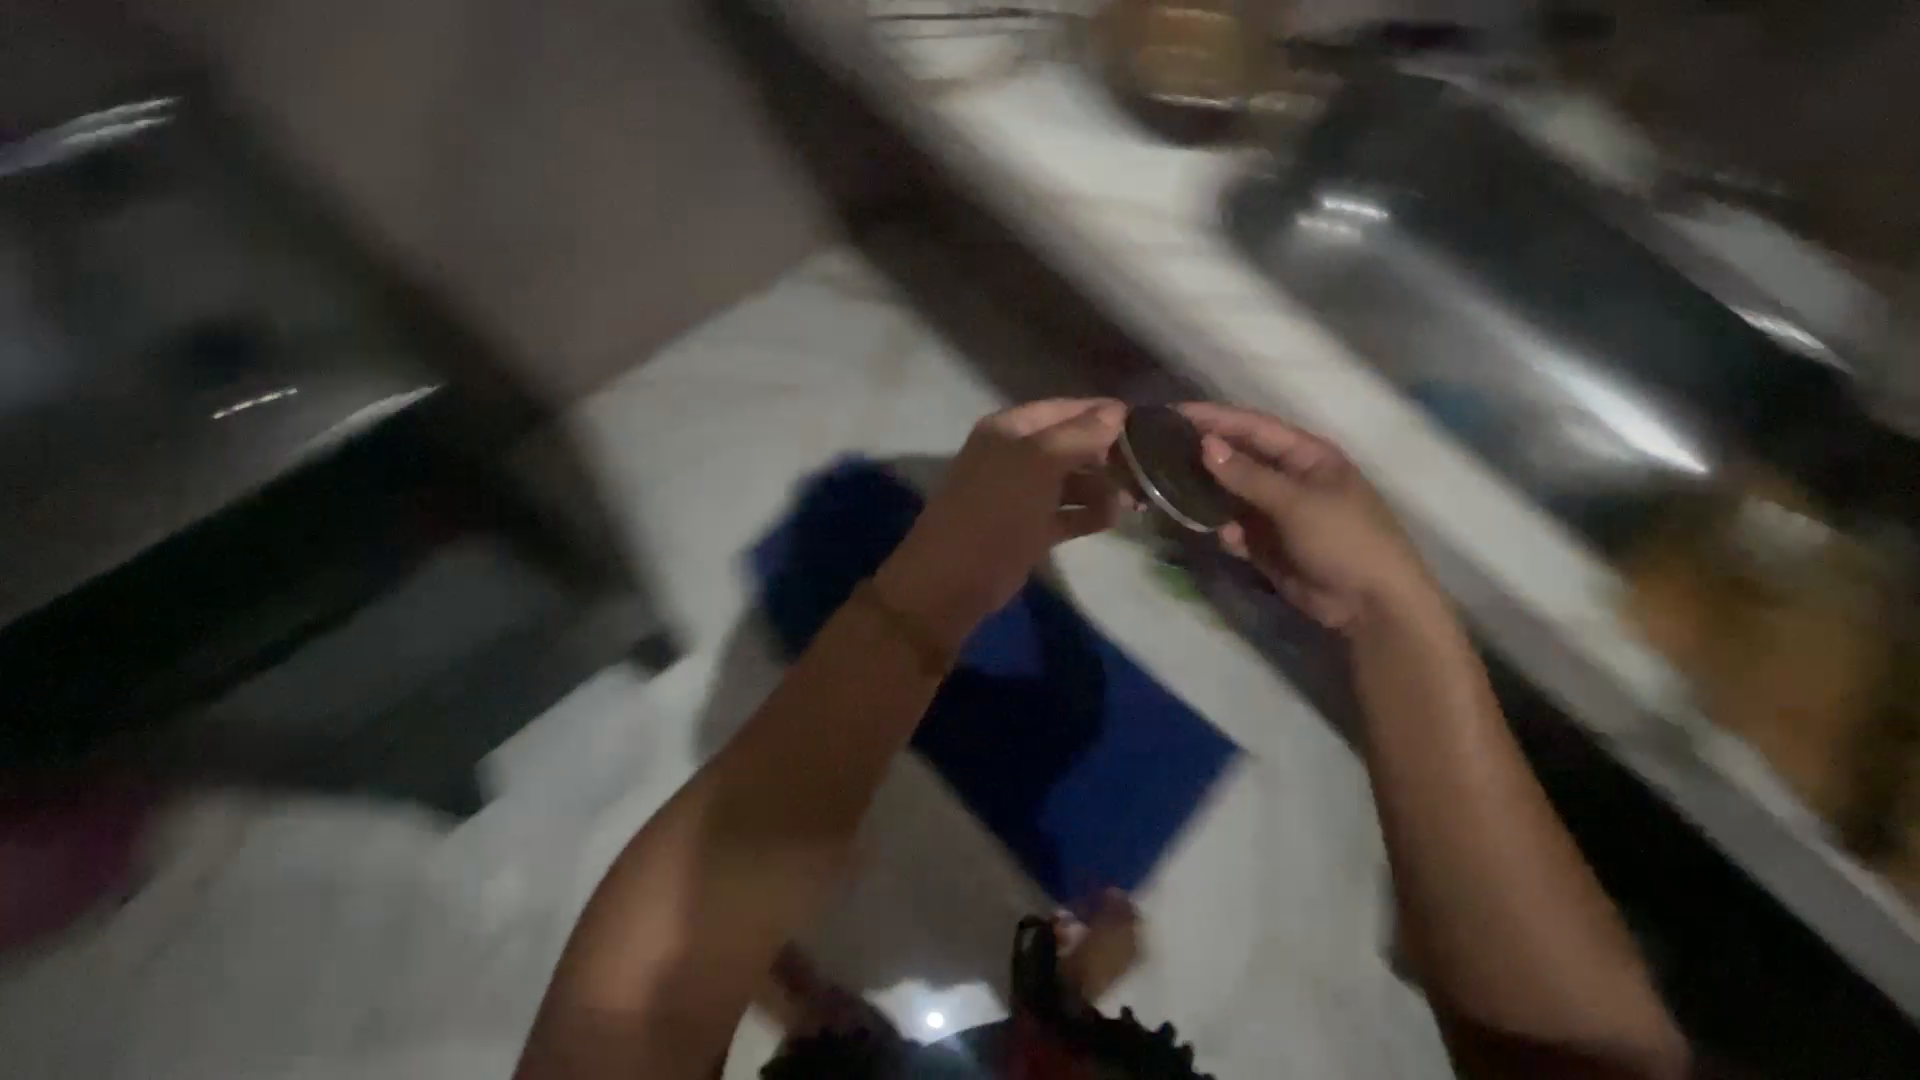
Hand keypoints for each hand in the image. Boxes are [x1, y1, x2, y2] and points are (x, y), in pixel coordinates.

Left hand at [875, 399, 1125, 646]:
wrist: (952, 581)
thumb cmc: (994, 512)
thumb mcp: (1036, 464)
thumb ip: (1078, 435)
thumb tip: (1116, 410)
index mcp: (1009, 430)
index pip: (1063, 409)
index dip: (1102, 413)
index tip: (1146, 423)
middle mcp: (1014, 456)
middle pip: (1071, 445)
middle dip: (1108, 454)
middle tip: (1150, 467)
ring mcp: (1020, 495)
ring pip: (1071, 481)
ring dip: (1103, 487)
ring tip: (1137, 499)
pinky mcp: (1028, 529)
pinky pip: (1066, 513)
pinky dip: (1089, 514)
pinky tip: (1116, 519)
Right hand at [1181, 402, 1438, 631]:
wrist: (1370, 603)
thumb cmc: (1344, 538)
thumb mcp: (1296, 502)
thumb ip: (1248, 475)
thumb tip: (1205, 445)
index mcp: (1306, 455)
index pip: (1252, 427)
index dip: (1214, 417)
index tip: (1173, 413)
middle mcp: (1289, 477)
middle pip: (1237, 458)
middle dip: (1203, 455)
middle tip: (1158, 451)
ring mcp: (1277, 512)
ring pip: (1230, 495)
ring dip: (1206, 495)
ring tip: (1170, 491)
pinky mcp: (1267, 544)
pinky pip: (1235, 529)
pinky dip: (1225, 531)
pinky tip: (1222, 538)